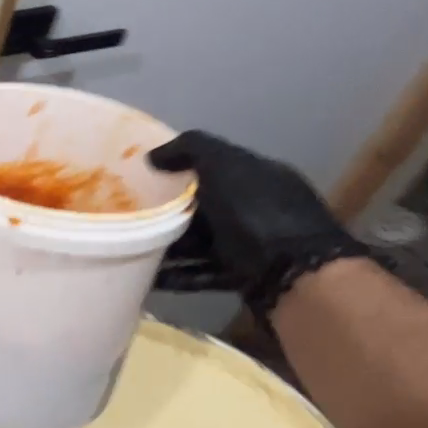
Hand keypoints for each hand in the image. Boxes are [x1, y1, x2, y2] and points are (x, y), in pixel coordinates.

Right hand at [149, 131, 370, 316]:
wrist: (297, 274)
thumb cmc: (258, 210)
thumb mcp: (223, 163)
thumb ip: (189, 149)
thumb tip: (154, 156)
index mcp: (260, 178)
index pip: (217, 167)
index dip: (181, 169)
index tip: (145, 177)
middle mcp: (259, 210)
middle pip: (204, 208)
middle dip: (168, 212)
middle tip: (131, 214)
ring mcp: (253, 246)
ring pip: (200, 243)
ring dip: (168, 247)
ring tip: (131, 248)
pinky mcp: (244, 278)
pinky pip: (202, 273)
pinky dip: (176, 276)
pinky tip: (148, 277)